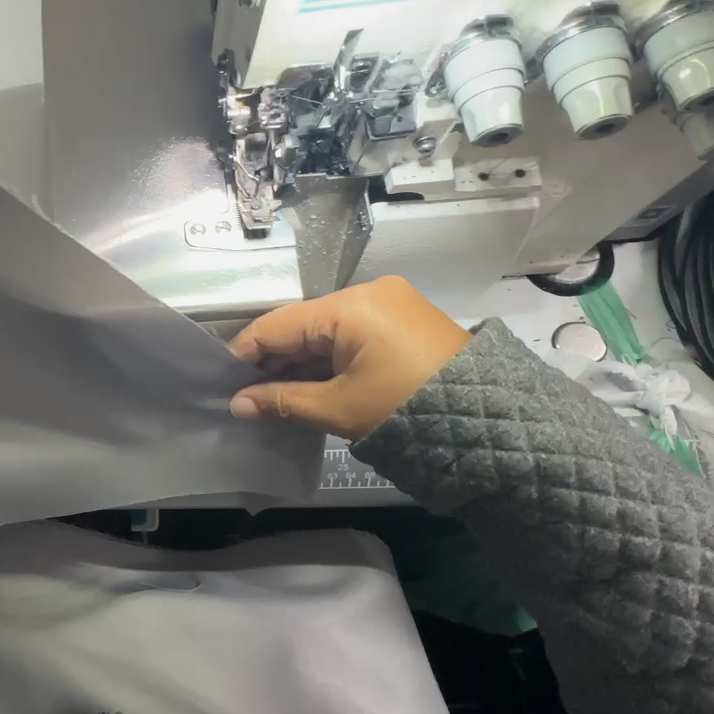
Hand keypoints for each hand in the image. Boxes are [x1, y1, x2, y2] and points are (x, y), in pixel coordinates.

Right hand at [227, 276, 471, 438]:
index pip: (277, 324)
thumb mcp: (336, 408)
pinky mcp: (401, 319)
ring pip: (322, 330)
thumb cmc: (405, 407)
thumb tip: (236, 404)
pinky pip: (347, 334)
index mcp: (350, 306)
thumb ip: (279, 402)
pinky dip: (324, 358)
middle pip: (300, 324)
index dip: (244, 352)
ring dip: (297, 361)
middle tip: (246, 394)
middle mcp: (368, 293)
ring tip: (272, 395)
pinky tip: (306, 384)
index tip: (222, 379)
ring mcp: (388, 303)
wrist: (491, 419)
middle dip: (271, 360)